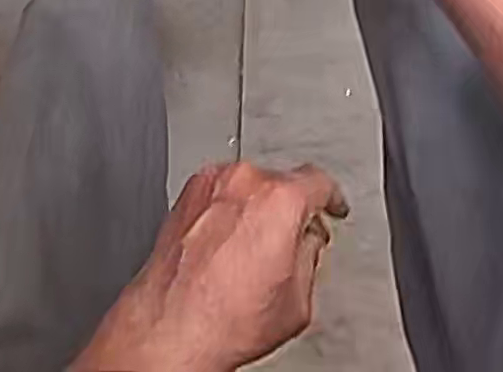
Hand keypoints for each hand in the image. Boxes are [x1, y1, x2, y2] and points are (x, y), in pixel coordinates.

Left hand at [72, 162, 348, 371]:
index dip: (330, 198)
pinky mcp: (191, 188)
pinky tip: (224, 243)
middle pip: (282, 184)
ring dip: (255, 207)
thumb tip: (307, 239)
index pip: (319, 182)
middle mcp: (246, 180)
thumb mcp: (298, 299)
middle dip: (288, 210)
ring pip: (250, 185)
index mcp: (281, 200)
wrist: (172, 322)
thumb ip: (311, 253)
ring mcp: (215, 180)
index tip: (331, 205)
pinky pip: (222, 189)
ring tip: (246, 253)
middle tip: (286, 245)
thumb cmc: (226, 316)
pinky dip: (228, 207)